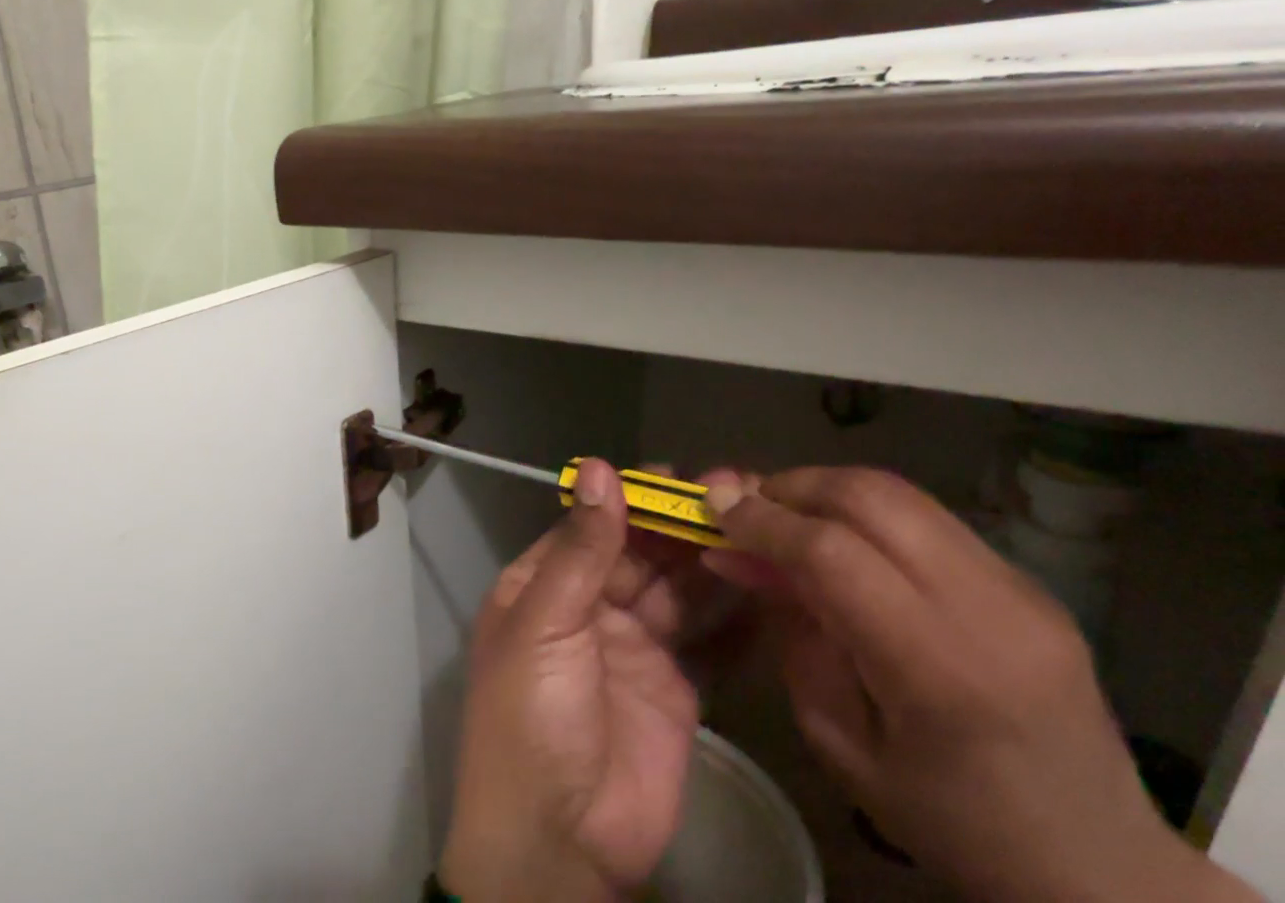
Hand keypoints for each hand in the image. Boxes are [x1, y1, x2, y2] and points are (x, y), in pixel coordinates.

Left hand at [439, 460, 723, 900]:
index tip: (683, 475)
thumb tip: (599, 469)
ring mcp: (632, 647)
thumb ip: (581, 551)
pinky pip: (707, 639)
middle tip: (739, 494)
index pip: (588, 528)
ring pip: (675, 590)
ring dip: (710, 562)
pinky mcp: (676, 687)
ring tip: (762, 527)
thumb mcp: (545, 625)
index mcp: (539, 589)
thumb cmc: (533, 718)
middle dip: (678, 527)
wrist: (561, 837)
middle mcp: (585, 610)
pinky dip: (735, 615)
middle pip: (636, 554)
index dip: (630, 501)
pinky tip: (772, 583)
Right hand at [701, 467, 1260, 902]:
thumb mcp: (840, 740)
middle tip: (744, 507)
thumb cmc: (947, 818)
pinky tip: (839, 544)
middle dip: (793, 487)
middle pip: (873, 498)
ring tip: (783, 518)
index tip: (711, 509)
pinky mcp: (1028, 583)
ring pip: (904, 496)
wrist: (1094, 857)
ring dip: (828, 493)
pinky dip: (867, 515)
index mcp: (938, 667)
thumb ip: (794, 638)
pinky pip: (930, 521)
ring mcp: (1020, 588)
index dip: (763, 521)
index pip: (833, 552)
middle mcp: (989, 608)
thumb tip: (742, 557)